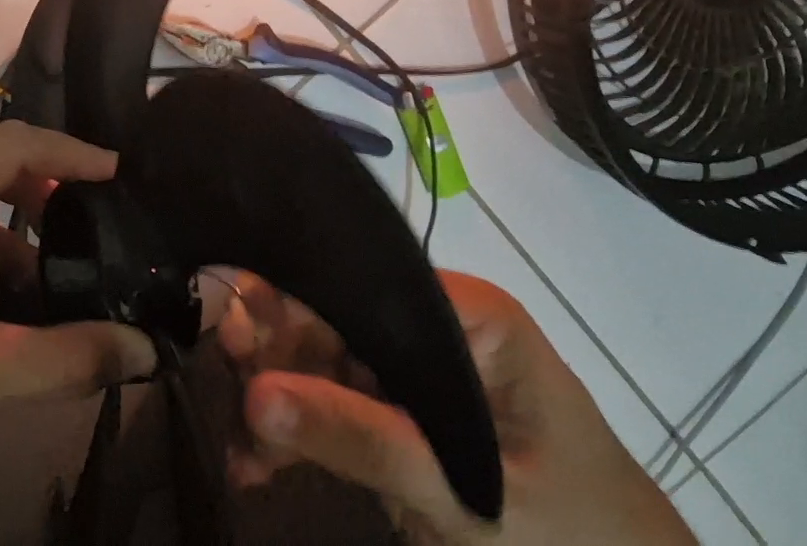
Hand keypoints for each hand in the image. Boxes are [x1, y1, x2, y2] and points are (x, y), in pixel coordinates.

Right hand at [223, 270, 696, 545]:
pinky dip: (291, 435)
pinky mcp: (396, 409)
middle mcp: (432, 325)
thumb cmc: (575, 535)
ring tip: (244, 458)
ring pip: (314, 363)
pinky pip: (326, 403)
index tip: (233, 346)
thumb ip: (362, 440)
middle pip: (325, 320)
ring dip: (272, 408)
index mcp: (466, 316)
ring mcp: (411, 368)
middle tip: (232, 404)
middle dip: (271, 365)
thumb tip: (254, 395)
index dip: (287, 307)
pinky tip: (257, 467)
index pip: (356, 285)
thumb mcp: (467, 493)